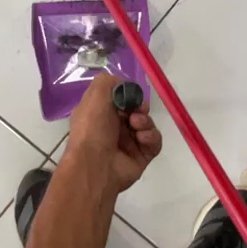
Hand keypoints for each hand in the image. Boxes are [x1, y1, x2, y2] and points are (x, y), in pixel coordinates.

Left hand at [64, 72, 161, 193]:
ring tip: (136, 126)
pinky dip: (151, 137)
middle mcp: (113, 127)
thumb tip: (124, 87)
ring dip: (145, 122)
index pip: (119, 99)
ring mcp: (128, 143)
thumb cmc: (92, 128)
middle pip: (136, 110)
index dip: (128, 94)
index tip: (131, 94)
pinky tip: (142, 138)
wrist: (95, 165)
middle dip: (140, 107)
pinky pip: (154, 142)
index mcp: (99, 114)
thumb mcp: (95, 95)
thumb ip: (109, 82)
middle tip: (137, 110)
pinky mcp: (141, 156)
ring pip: (147, 125)